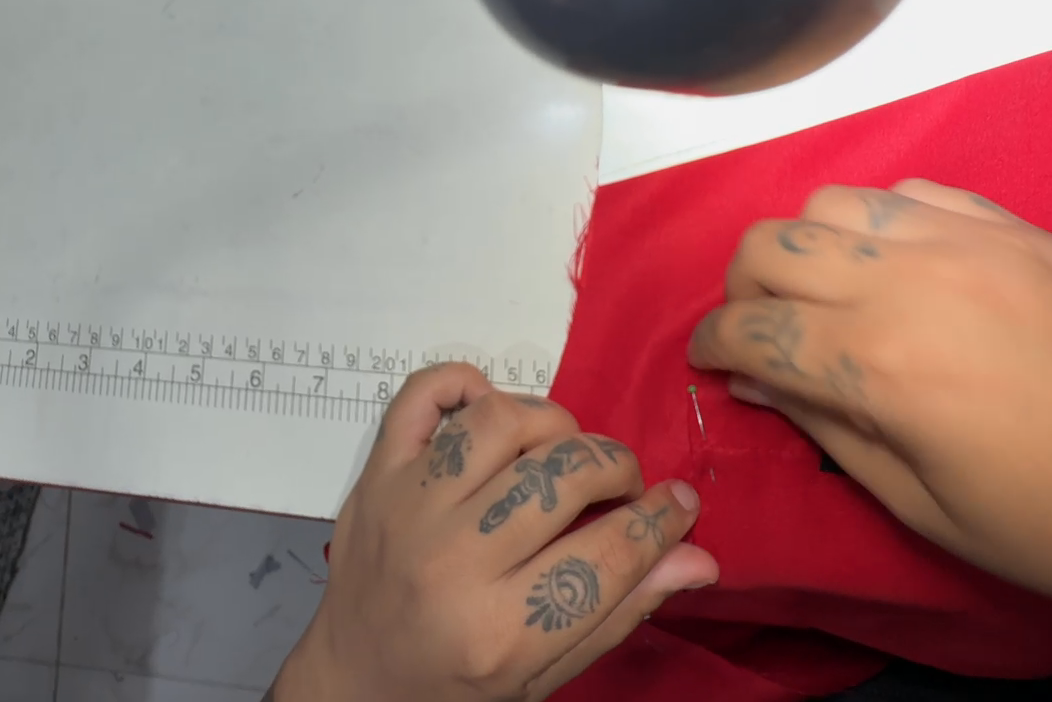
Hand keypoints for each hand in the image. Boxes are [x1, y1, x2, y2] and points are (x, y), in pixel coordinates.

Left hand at [271, 363, 716, 701]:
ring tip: (560, 449)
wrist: (354, 681)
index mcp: (500, 632)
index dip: (662, 520)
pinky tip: (488, 404)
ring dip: (551, 421)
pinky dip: (460, 380)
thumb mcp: (544, 673)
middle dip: (614, 467)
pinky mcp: (377, 472)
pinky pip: (420, 394)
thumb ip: (620, 610)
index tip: (679, 501)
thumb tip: (697, 555)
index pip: (610, 554)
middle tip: (619, 482)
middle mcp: (452, 561)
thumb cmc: (456, 683)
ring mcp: (407, 506)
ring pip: (499, 420)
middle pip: (560, 477)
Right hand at [688, 179, 1051, 696]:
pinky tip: (892, 265)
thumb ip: (824, 427)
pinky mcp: (1012, 225)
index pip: (749, 331)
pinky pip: (904, 193)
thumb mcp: (928, 507)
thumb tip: (754, 380)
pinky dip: (872, 223)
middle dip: (740, 289)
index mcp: (881, 367)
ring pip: (825, 203)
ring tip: (821, 294)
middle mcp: (907, 282)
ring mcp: (964, 240)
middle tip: (759, 332)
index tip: (709, 362)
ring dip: (800, 248)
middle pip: (768, 246)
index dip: (710, 346)